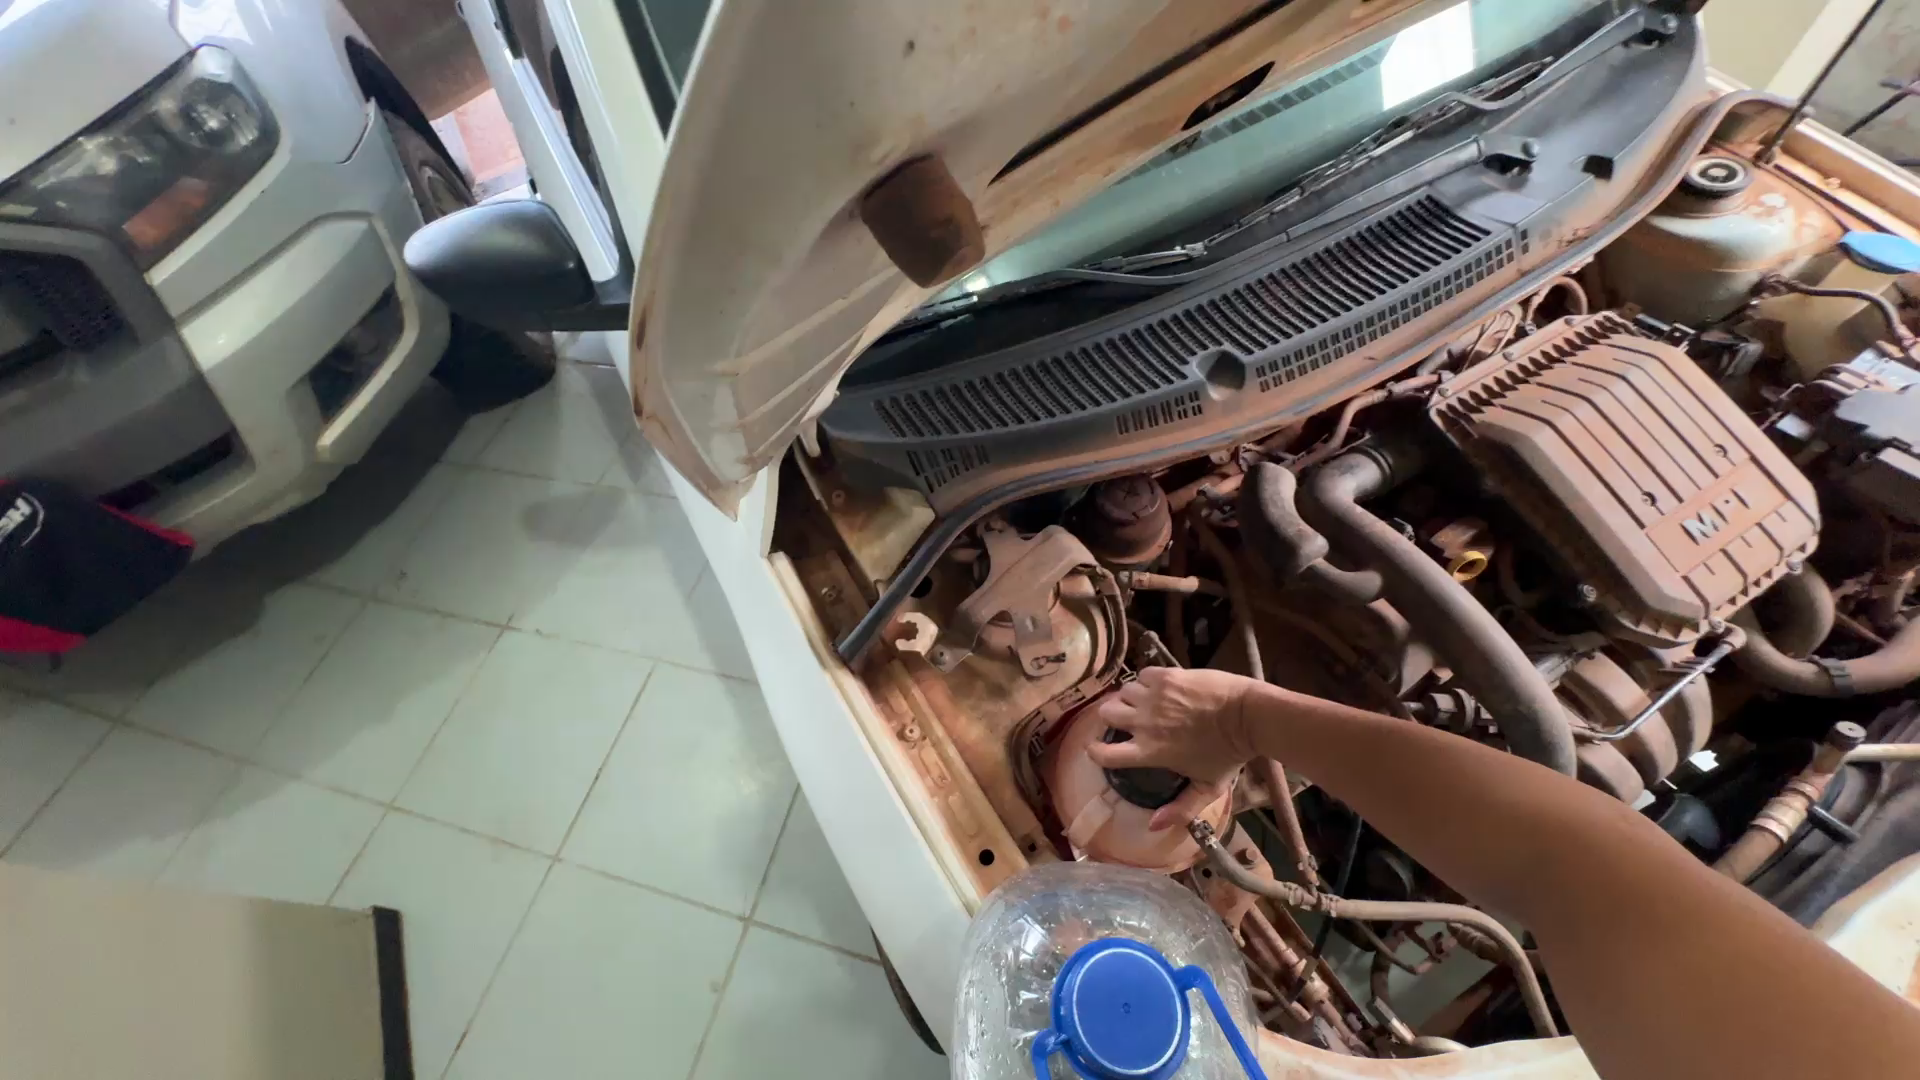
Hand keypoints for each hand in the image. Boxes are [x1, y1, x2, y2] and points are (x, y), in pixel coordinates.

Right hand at [1086, 667, 1262, 831]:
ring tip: (1145, 703)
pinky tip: (1159, 688)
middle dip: (1112, 717)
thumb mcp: (1208, 788)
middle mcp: (1145, 723)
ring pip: (1123, 692)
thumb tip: (1153, 826)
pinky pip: (1142, 675)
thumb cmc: (1230, 754)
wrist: (1247, 715)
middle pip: (1106, 714)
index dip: (1095, 751)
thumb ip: (1181, 810)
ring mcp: (1153, 697)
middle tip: (1126, 720)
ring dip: (1130, 698)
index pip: (1105, 754)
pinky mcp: (1165, 676)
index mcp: (1150, 752)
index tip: (1097, 749)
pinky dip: (1147, 682)